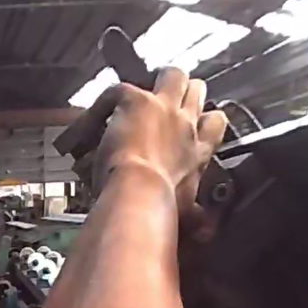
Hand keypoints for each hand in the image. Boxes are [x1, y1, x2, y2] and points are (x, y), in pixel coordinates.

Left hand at [86, 67, 226, 215]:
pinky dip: (104, 104)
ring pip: (174, 74)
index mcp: (198, 153)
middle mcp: (186, 126)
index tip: (191, 127)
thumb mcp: (187, 215)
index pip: (215, 123)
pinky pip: (119, 88)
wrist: (141, 198)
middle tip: (164, 103)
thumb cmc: (162, 212)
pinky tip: (92, 122)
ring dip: (159, 81)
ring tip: (139, 97)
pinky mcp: (135, 100)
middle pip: (197, 90)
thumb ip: (198, 218)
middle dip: (184, 91)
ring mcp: (163, 108)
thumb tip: (206, 233)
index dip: (203, 120)